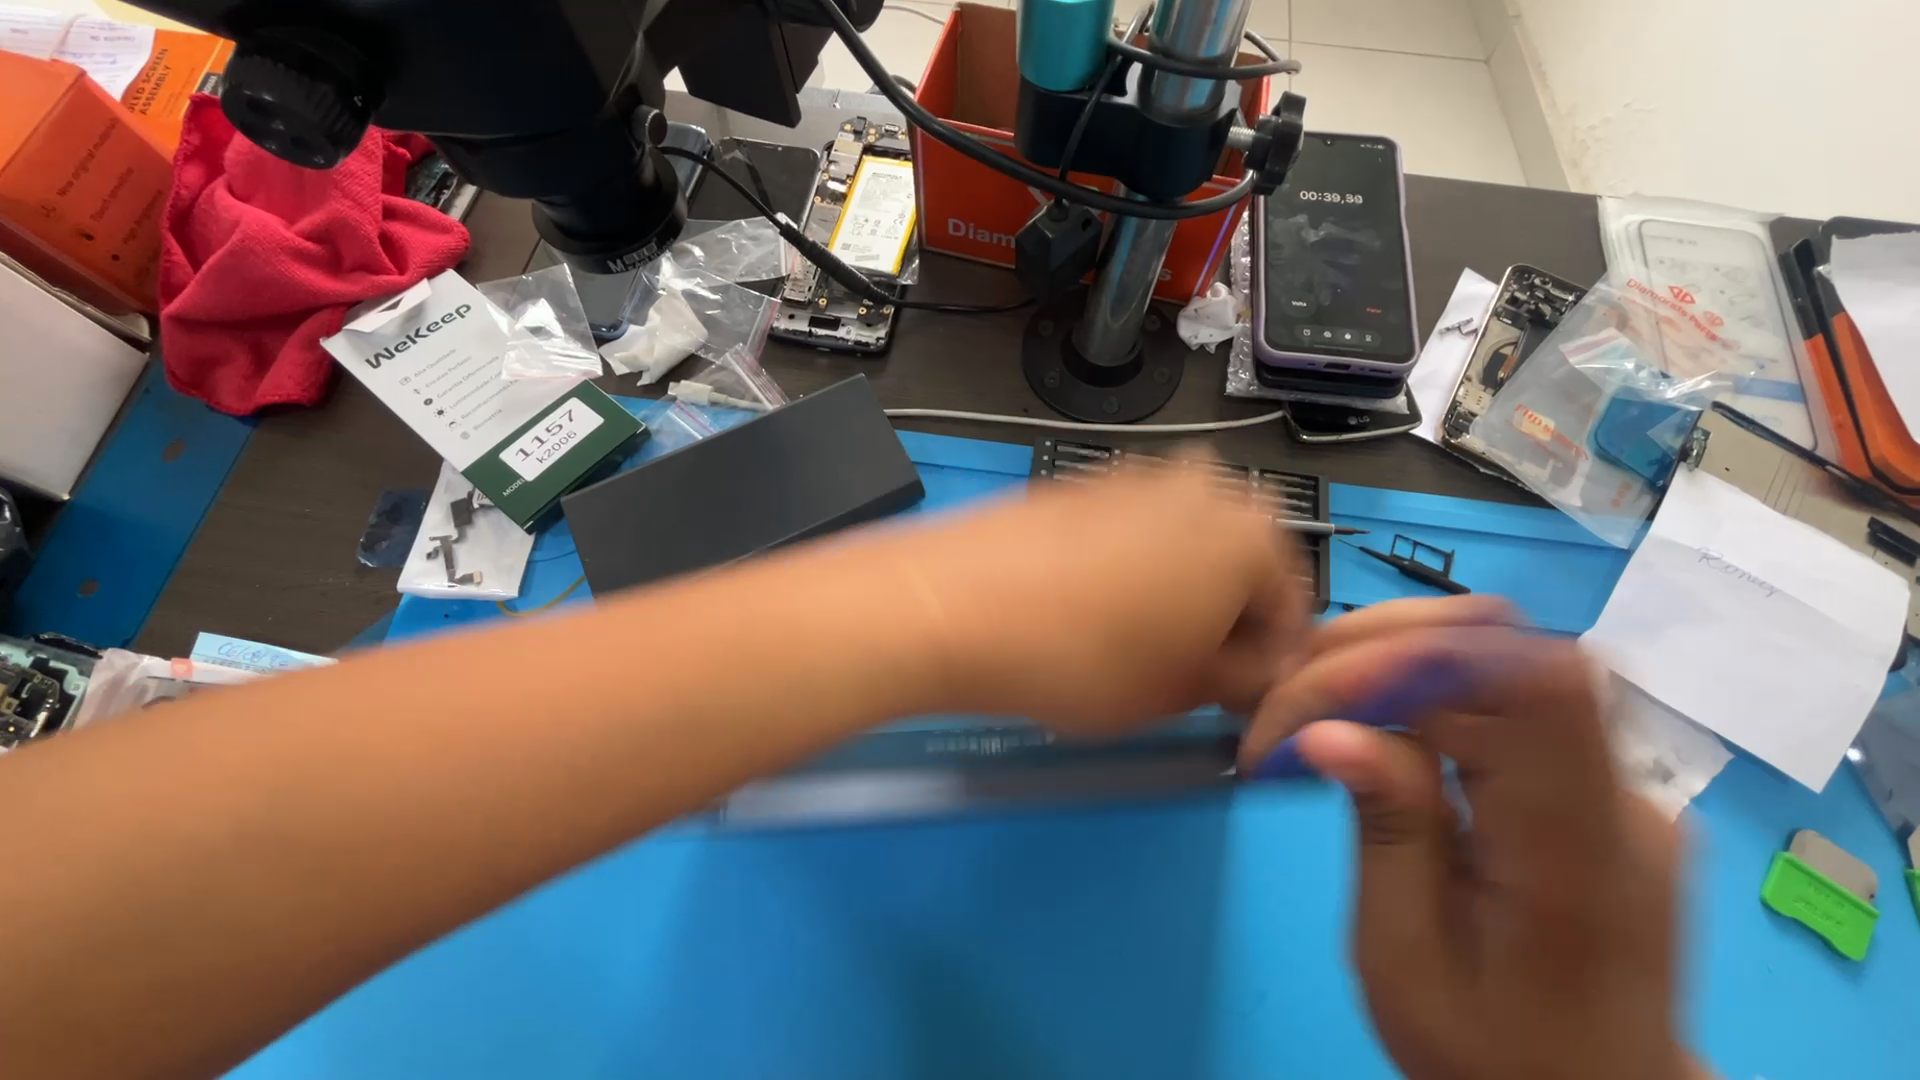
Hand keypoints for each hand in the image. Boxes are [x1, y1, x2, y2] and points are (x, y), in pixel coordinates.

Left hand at [887, 458, 1311, 734]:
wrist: (953, 603)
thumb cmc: (1085, 656)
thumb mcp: (1184, 690)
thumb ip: (1245, 681)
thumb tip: (1256, 671)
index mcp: (1251, 531)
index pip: (1291, 612)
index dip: (1267, 668)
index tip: (1238, 701)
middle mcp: (1202, 486)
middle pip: (1235, 570)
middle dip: (1219, 624)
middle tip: (1184, 677)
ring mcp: (1134, 477)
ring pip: (1179, 551)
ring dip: (1171, 597)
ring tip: (1126, 649)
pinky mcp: (1078, 486)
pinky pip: (1126, 537)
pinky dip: (1123, 575)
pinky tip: (1084, 615)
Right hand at [1239, 616, 1698, 1079]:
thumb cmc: (1492, 1053)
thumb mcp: (1407, 962)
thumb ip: (1385, 836)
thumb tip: (1328, 731)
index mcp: (1579, 848)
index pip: (1533, 686)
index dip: (1418, 654)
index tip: (1317, 703)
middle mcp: (1617, 792)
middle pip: (1508, 646)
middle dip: (1378, 646)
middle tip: (1285, 697)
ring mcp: (1611, 778)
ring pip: (1497, 653)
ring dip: (1386, 657)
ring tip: (1306, 704)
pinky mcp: (1585, 776)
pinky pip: (1496, 692)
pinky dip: (1412, 683)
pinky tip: (1358, 718)